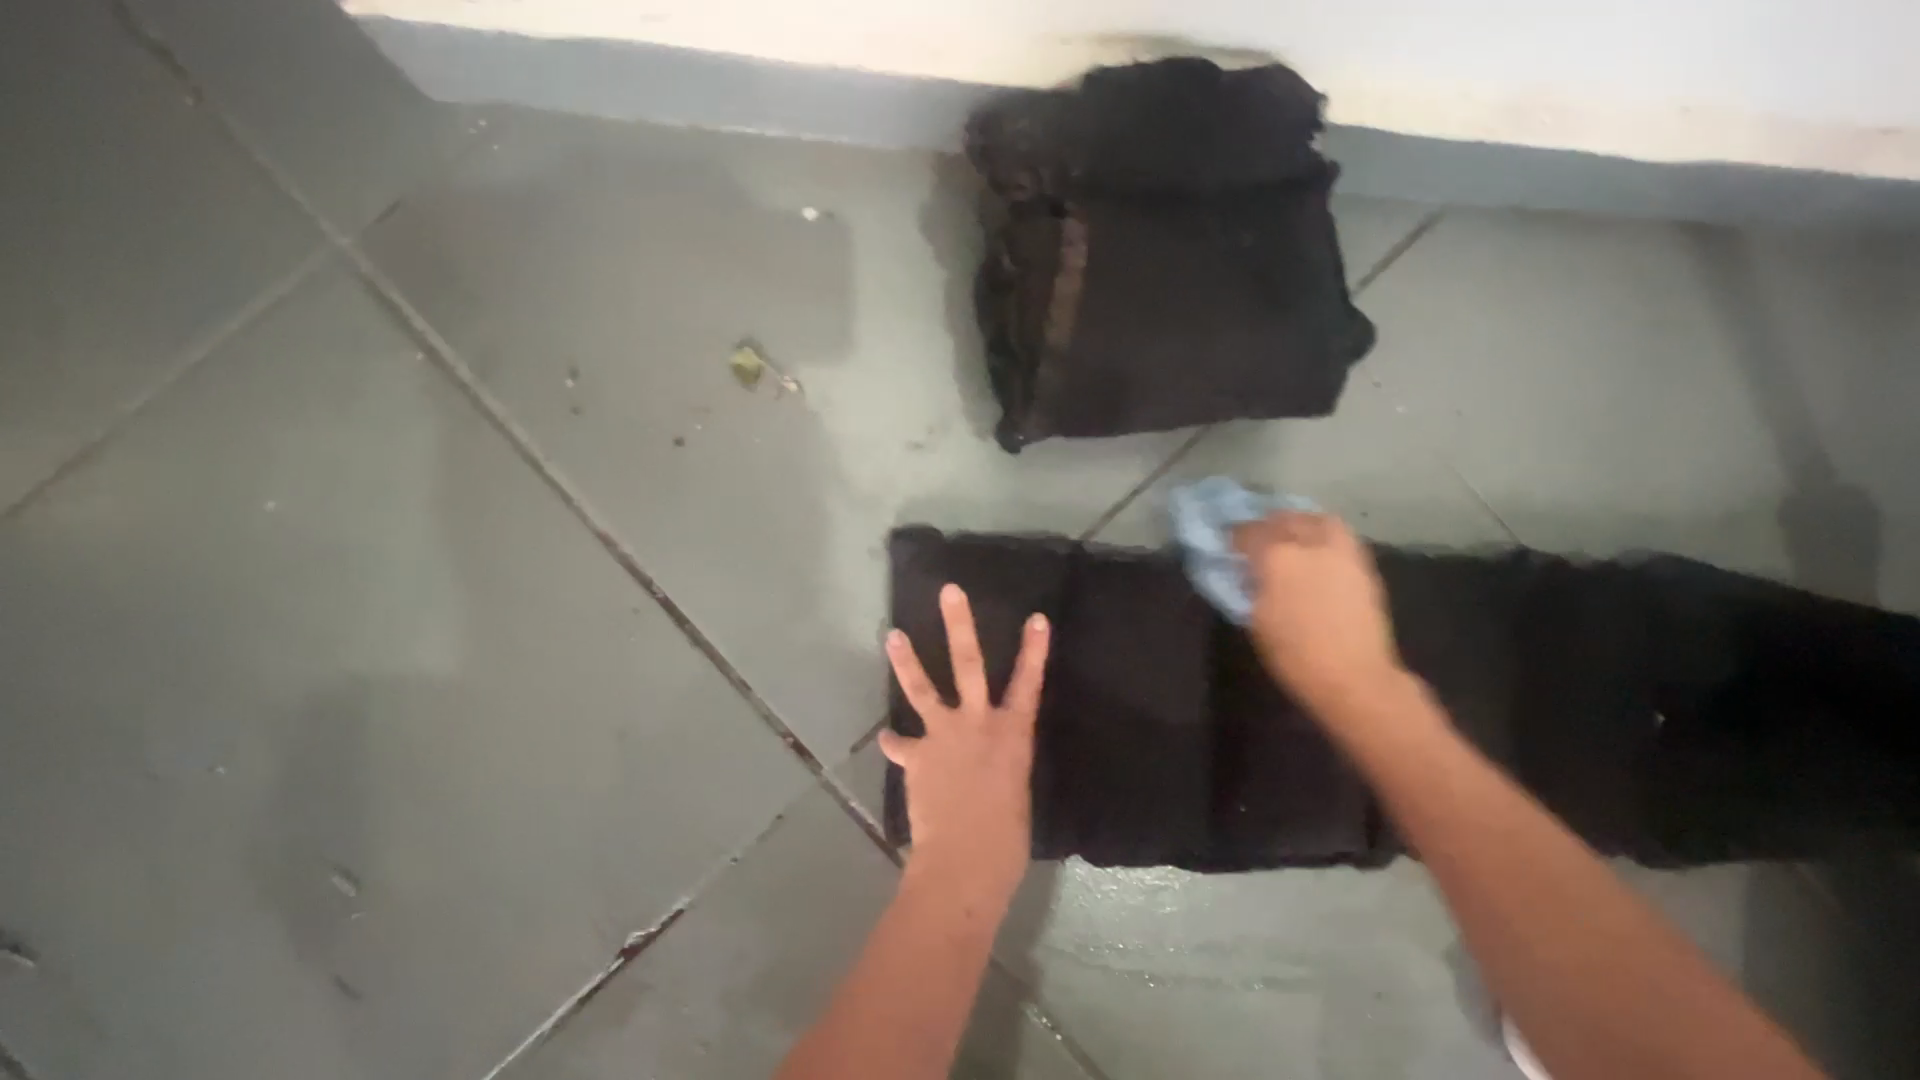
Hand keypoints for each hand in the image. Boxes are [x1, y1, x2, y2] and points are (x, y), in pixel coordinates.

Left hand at [883, 584, 1049, 907]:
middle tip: (950, 591)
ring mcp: (944, 736)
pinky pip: (902, 745)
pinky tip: (887, 739)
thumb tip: (987, 765)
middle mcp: (979, 724)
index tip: (1036, 618)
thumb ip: (1001, 767)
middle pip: (969, 663)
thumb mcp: (1015, 793)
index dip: (1034, 650)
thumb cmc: (1006, 839)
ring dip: (906, 660)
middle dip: (959, 624)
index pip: (1029, 683)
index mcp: (1013, 735)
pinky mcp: (917, 756)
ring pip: (923, 687)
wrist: (965, 860)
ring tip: (891, 634)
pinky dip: (896, 744)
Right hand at [1233, 511, 1407, 716]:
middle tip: (1260, 537)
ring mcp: (1341, 552)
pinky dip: (1325, 537)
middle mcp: (1310, 545)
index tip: (1231, 545)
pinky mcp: (1364, 566)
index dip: (1236, 536)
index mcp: (1276, 558)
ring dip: (1301, 523)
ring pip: (1319, 520)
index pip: (1249, 533)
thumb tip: (1250, 573)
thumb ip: (1252, 588)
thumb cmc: (1295, 655)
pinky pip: (1341, 538)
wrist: (1354, 677)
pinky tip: (1318, 552)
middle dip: (1269, 524)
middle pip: (1285, 519)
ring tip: (1293, 535)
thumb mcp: (1256, 621)